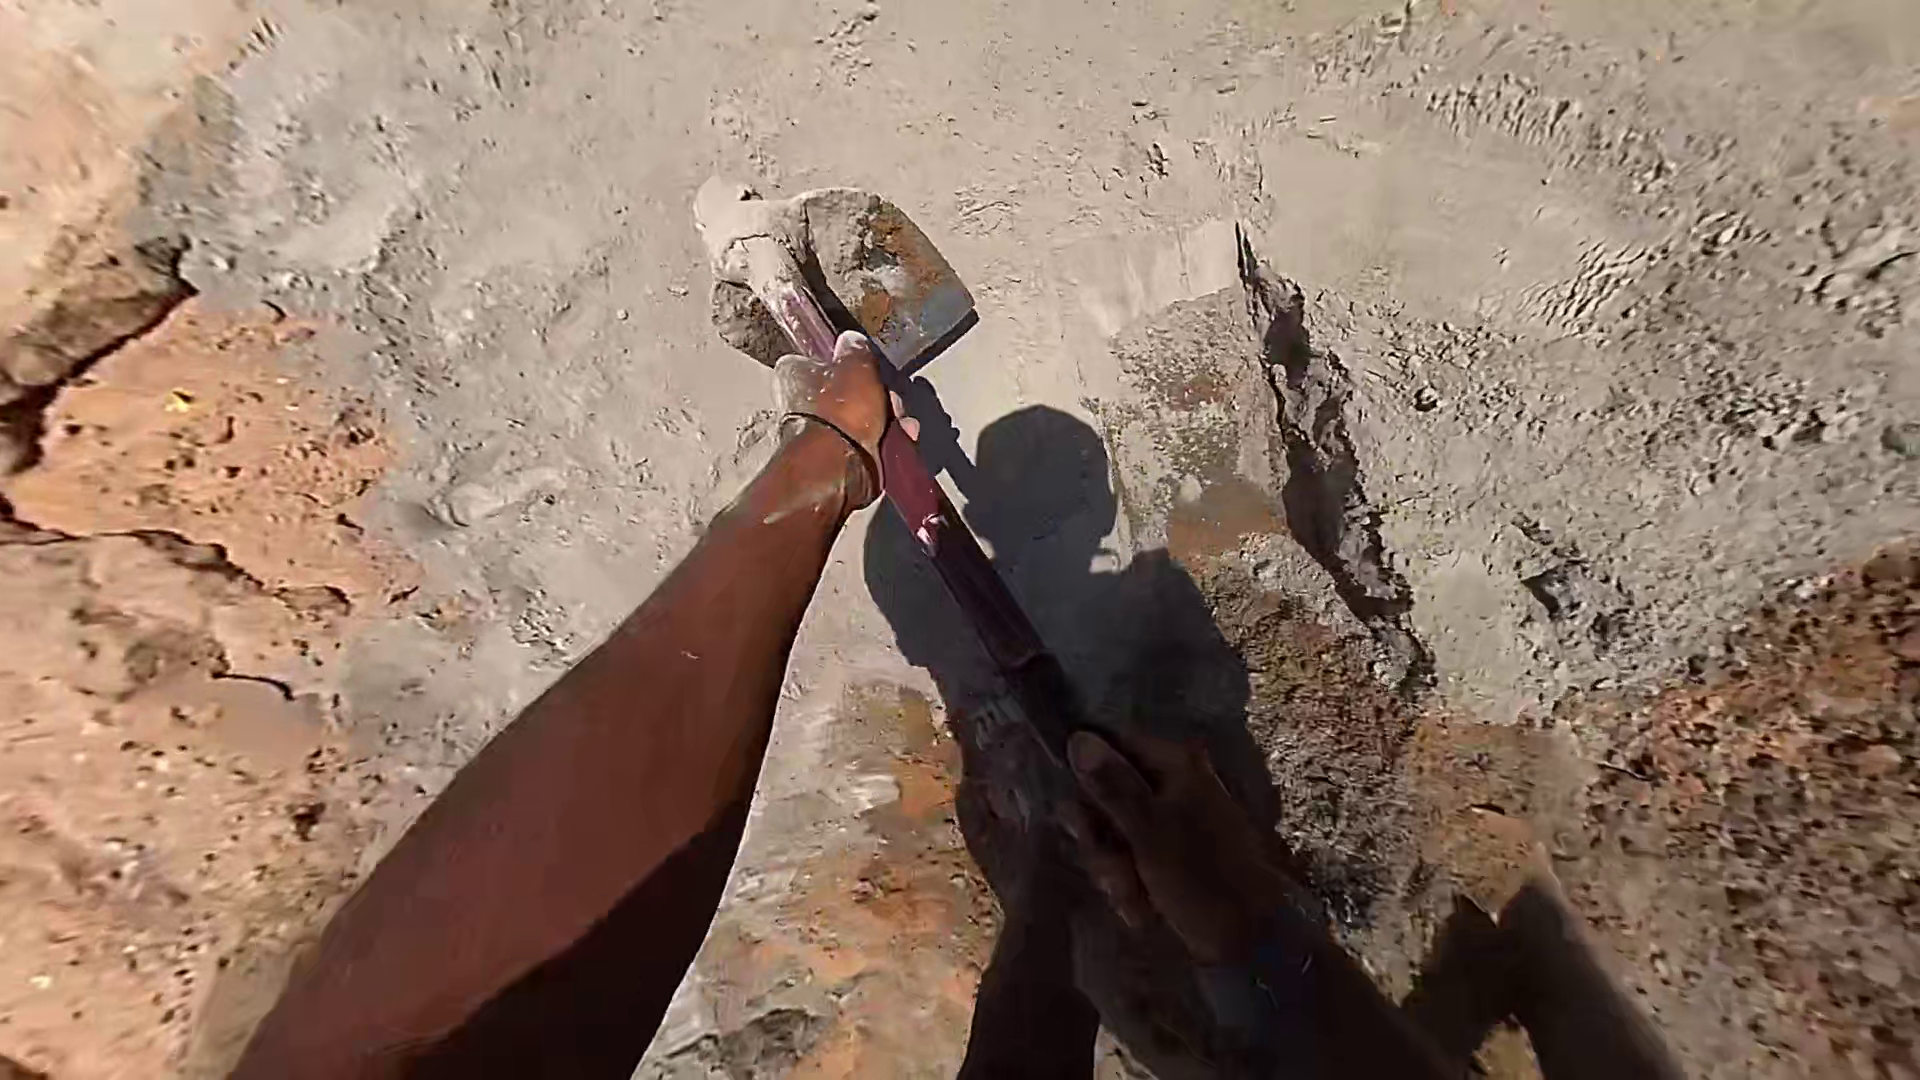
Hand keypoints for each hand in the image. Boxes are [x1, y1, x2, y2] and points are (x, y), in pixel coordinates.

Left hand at [774, 330, 905, 507]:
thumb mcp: (855, 367)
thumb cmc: (841, 412)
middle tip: (891, 400)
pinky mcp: (842, 459)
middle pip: (849, 392)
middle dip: (878, 396)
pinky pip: (871, 442)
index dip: (847, 365)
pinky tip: (903, 439)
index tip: (867, 368)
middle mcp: (803, 406)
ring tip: (902, 424)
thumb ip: (856, 351)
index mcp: (795, 376)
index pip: (819, 361)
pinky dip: (889, 441)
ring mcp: (823, 435)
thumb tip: (852, 341)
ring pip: (865, 418)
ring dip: (889, 419)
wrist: (841, 466)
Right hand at [1062, 729, 1294, 963]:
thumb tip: (1077, 738)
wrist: (1254, 949)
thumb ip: (1111, 784)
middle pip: (1104, 791)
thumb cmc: (1203, 879)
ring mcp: (1168, 818)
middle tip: (1114, 871)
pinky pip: (1125, 855)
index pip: (1110, 745)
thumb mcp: (1150, 829)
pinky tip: (1141, 907)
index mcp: (1173, 764)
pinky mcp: (1166, 851)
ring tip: (1132, 897)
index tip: (1082, 815)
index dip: (1088, 778)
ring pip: (1110, 828)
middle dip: (1100, 839)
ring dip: (1112, 868)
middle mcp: (1169, 782)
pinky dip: (1127, 883)